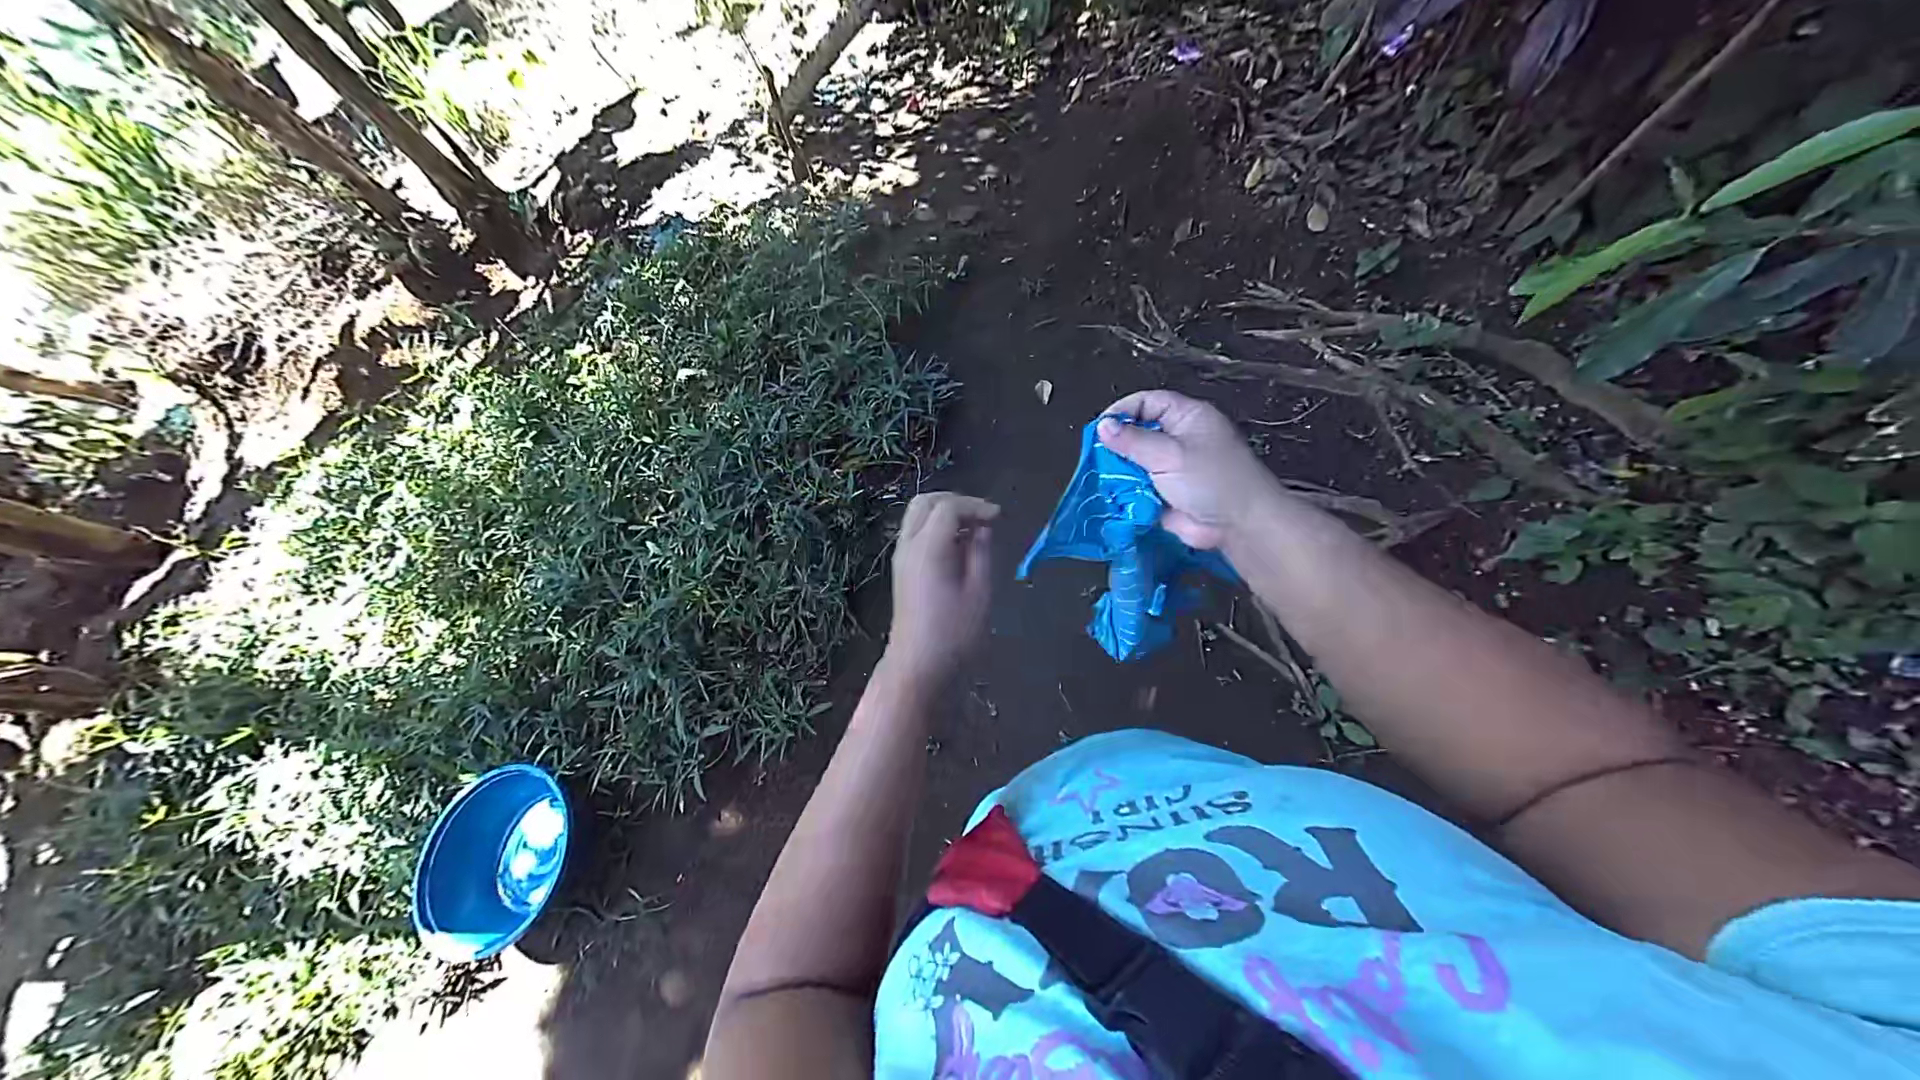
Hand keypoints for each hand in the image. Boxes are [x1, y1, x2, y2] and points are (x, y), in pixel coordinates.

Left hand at [885, 492, 999, 682]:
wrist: (918, 666)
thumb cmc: (955, 633)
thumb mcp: (979, 591)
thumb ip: (981, 552)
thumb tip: (982, 529)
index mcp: (928, 548)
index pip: (949, 508)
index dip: (976, 506)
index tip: (998, 518)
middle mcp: (908, 546)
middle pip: (926, 502)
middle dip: (956, 501)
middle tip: (983, 516)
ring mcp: (901, 558)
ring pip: (918, 516)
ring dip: (945, 513)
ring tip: (975, 530)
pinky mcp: (902, 570)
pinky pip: (917, 533)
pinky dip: (937, 528)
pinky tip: (960, 547)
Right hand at [1096, 389, 1281, 549]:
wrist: (1239, 526)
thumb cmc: (1214, 481)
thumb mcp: (1170, 455)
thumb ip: (1134, 441)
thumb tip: (1103, 427)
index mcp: (1186, 418)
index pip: (1146, 403)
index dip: (1122, 412)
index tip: (1101, 429)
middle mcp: (1177, 439)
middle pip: (1136, 433)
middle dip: (1117, 446)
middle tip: (1098, 459)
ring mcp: (1169, 467)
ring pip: (1133, 463)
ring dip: (1120, 472)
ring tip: (1107, 481)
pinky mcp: (1163, 493)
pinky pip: (1136, 488)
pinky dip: (1125, 493)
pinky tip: (1115, 498)